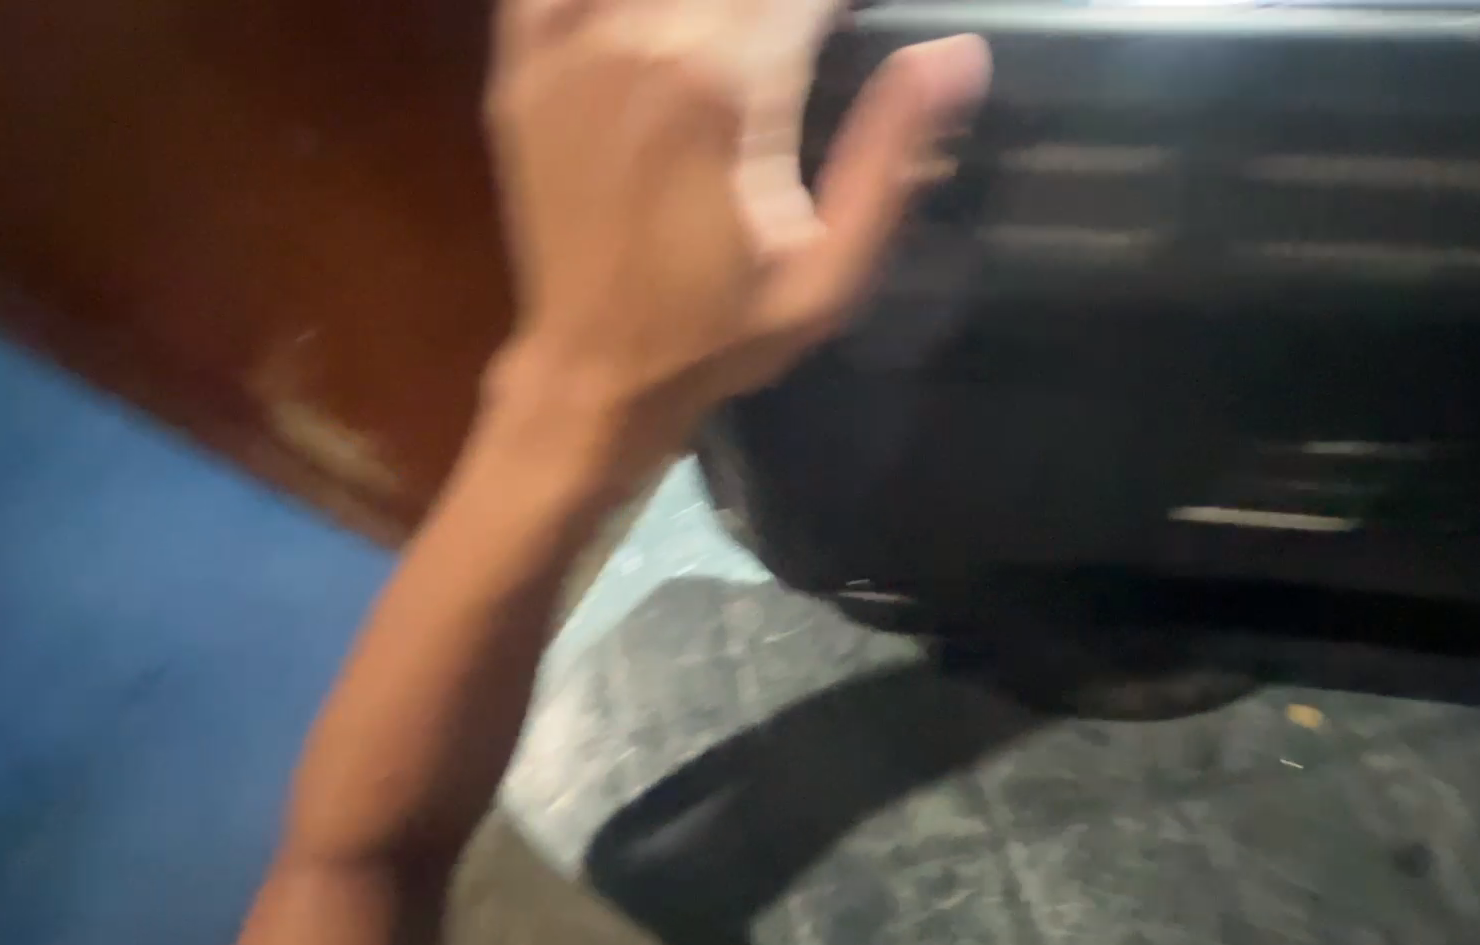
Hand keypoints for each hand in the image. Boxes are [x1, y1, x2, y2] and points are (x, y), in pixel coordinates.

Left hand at [483, 0, 989, 478]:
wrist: (599, 372)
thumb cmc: (718, 336)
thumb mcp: (827, 274)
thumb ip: (888, 157)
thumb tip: (956, 55)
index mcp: (725, 83)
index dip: (837, 8)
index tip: (846, 36)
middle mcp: (641, 36)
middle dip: (776, 12)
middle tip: (790, 63)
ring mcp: (569, 46)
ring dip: (713, 9)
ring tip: (737, 53)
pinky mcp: (522, 69)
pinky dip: (615, 2)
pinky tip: (649, 32)